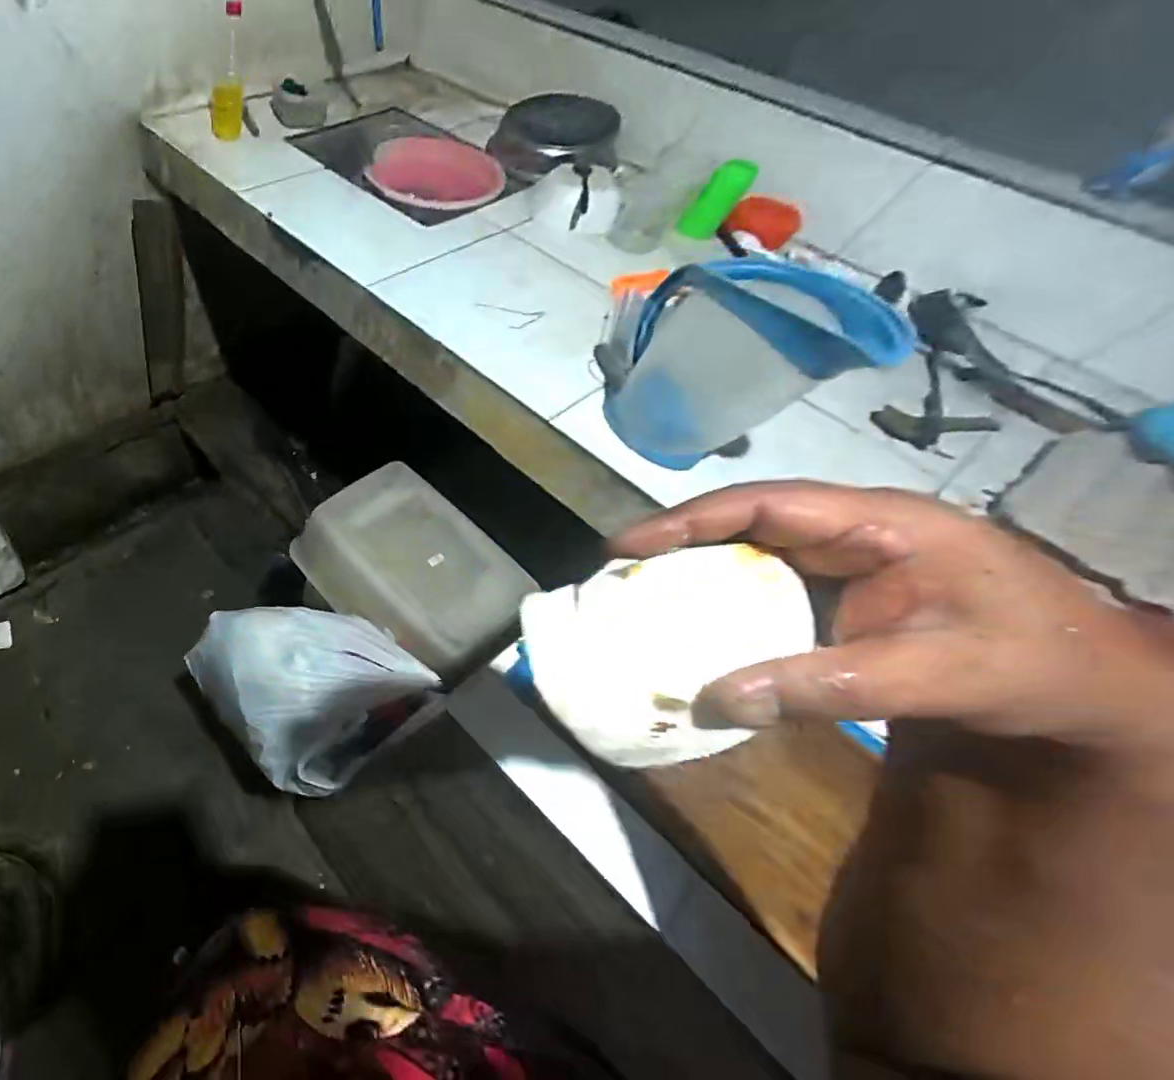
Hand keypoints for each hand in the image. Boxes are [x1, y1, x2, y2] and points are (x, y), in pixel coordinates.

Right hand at [609, 481, 1173, 748]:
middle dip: (673, 544)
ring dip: (688, 574)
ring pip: (742, 553)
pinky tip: (686, 627)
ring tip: (634, 596)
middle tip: (616, 572)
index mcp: (881, 524)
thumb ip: (833, 686)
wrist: (1092, 690)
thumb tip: (714, 700)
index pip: (766, 503)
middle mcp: (847, 532)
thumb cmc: (1036, 665)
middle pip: (739, 523)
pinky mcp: (828, 593)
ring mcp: (835, 562)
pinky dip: (715, 606)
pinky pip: (756, 588)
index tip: (628, 546)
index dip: (689, 519)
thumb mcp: (946, 675)